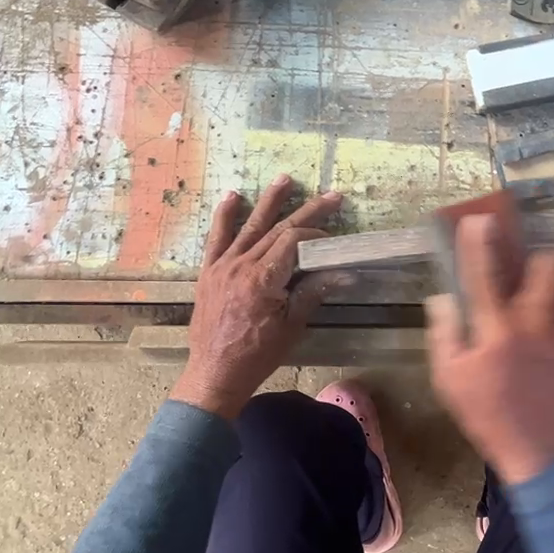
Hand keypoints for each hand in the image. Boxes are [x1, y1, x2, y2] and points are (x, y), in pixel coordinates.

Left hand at [169, 175, 343, 418]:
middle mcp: (241, 265)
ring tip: (285, 179)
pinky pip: (216, 238)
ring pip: (249, 226)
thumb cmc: (258, 353)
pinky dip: (224, 216)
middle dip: (307, 210)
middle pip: (277, 228)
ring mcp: (222, 266)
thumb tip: (344, 273)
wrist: (215, 373)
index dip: (315, 234)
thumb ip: (313, 291)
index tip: (331, 238)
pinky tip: (233, 197)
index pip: (293, 240)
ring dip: (270, 201)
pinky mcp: (209, 272)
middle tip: (331, 195)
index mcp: (264, 278)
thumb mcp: (292, 325)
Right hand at [427, 215, 553, 485]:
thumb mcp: (450, 381)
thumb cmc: (488, 414)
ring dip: (553, 283)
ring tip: (541, 298)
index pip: (483, 275)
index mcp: (497, 331)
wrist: (541, 450)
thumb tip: (442, 298)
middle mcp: (535, 324)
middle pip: (546, 266)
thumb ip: (444, 334)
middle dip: (534, 259)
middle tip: (523, 270)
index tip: (478, 219)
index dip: (478, 243)